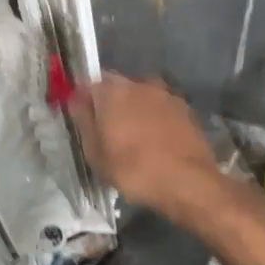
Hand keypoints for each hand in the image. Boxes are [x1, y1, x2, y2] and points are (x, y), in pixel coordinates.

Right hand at [69, 76, 222, 216]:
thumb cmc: (133, 170)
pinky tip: (154, 141)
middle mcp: (140, 83)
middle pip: (116, 87)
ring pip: (141, 97)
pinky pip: (160, 108)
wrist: (187, 181)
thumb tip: (77, 101)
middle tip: (106, 130)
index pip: (88, 83)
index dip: (83, 99)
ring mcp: (166, 94)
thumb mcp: (96, 154)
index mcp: (113, 91)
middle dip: (109, 103)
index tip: (81, 118)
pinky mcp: (186, 108)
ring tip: (133, 138)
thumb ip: (84, 122)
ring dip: (134, 110)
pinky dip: (154, 118)